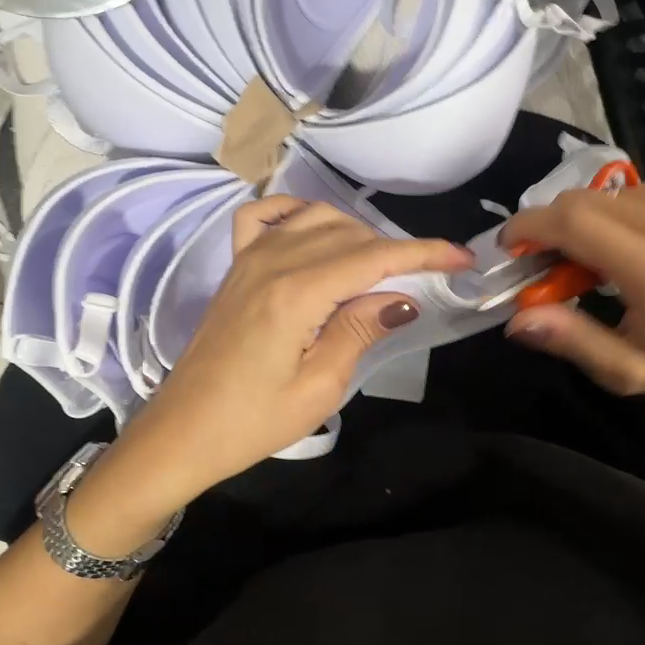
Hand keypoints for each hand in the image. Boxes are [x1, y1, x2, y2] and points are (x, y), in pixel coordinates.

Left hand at [95, 196, 470, 511]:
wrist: (182, 433)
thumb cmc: (252, 423)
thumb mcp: (319, 387)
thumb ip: (360, 331)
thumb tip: (404, 296)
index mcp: (296, 293)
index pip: (374, 257)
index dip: (423, 252)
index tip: (462, 257)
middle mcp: (273, 262)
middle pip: (349, 234)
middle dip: (395, 249)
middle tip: (424, 279)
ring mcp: (249, 259)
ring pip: (316, 218)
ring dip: (355, 233)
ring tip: (379, 267)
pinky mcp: (235, 267)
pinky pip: (265, 216)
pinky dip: (296, 211)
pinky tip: (314, 230)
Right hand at [500, 179, 644, 396]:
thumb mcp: (625, 369)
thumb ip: (571, 341)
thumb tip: (517, 319)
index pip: (572, 222)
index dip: (529, 227)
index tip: (508, 247)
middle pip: (577, 202)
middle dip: (547, 228)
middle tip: (543, 266)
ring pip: (595, 196)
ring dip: (576, 224)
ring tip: (585, 263)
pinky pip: (620, 194)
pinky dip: (604, 217)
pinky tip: (616, 248)